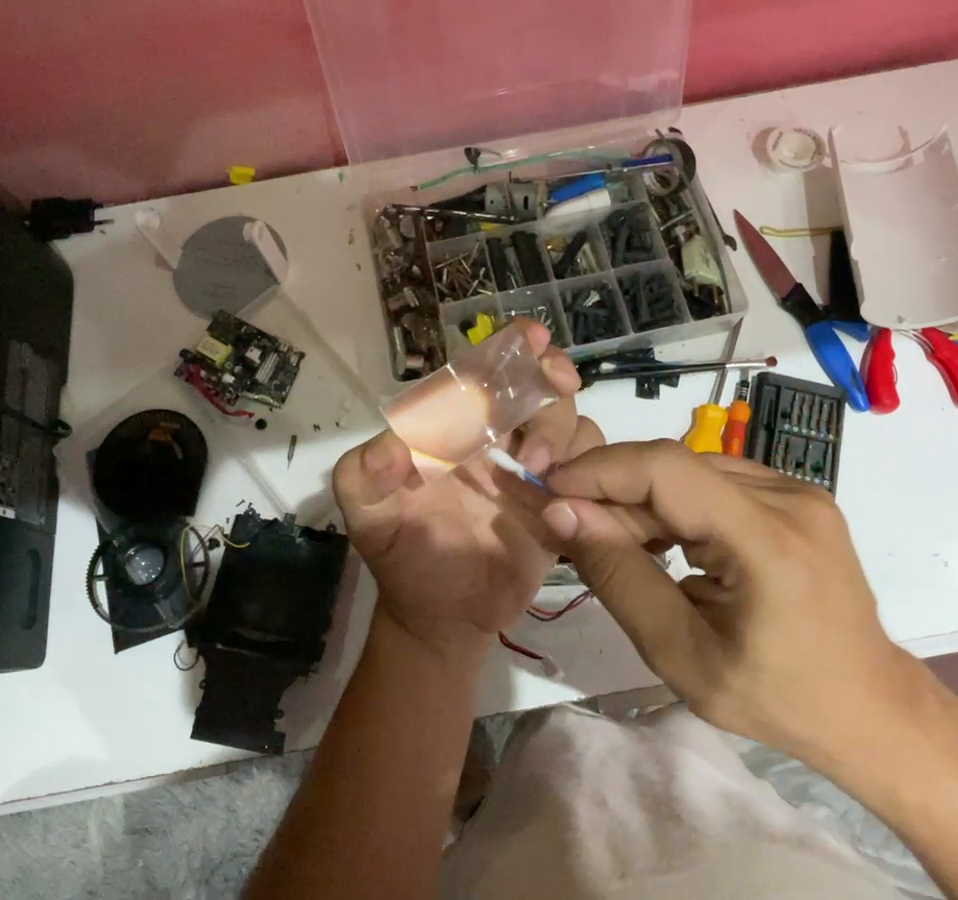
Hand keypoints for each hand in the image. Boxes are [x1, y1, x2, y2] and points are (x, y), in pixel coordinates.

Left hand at [333, 320, 603, 655]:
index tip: (530, 340)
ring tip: (538, 468)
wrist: (440, 618)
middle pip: (537, 387)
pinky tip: (570, 491)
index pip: (483, 373)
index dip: (507, 349)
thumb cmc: (402, 556)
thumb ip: (365, 473)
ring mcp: (534, 471)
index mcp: (454, 429)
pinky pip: (592, 471)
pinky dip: (592, 469)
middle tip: (559, 381)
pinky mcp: (561, 504)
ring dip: (561, 430)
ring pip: (570, 423)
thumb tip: (394, 444)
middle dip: (550, 374)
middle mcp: (499, 440)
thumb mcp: (368, 513)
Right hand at [538, 440, 919, 760]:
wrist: (868, 708)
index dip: (599, 470)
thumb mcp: (679, 653)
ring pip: (692, 470)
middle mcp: (789, 497)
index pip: (667, 469)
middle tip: (570, 532)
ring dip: (641, 499)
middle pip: (676, 466)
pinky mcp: (797, 498)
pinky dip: (675, 505)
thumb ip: (619, 576)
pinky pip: (717, 483)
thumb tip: (561, 512)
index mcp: (768, 540)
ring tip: (614, 546)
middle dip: (613, 491)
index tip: (548, 491)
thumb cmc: (774, 698)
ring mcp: (799, 492)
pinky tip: (660, 543)